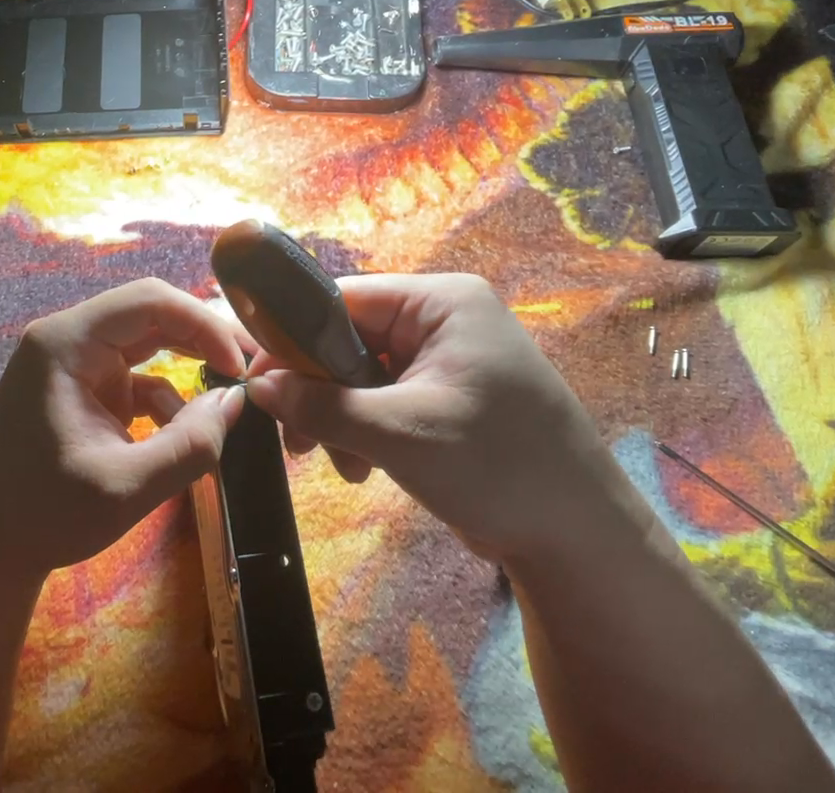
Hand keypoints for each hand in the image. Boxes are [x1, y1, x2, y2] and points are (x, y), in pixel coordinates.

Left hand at [0, 278, 250, 575]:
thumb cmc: (47, 515)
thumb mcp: (127, 487)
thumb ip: (190, 444)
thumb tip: (235, 401)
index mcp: (65, 343)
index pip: (148, 301)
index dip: (202, 324)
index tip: (239, 367)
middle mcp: (68, 338)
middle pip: (150, 313)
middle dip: (202, 339)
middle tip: (249, 367)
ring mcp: (75, 361)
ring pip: (148, 341)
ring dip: (188, 367)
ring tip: (226, 397)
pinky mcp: (84, 386)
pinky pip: (138, 373)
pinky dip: (165, 397)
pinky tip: (181, 430)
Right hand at [246, 274, 647, 562]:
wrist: (577, 536)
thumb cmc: (496, 466)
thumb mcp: (399, 433)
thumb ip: (322, 405)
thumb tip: (258, 387)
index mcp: (440, 301)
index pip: (343, 300)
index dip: (293, 337)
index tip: (257, 382)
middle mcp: (441, 318)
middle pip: (348, 338)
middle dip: (317, 389)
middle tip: (295, 439)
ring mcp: (444, 357)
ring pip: (360, 372)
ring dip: (337, 416)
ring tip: (336, 461)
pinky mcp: (444, 394)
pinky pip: (382, 397)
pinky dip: (363, 429)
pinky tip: (362, 466)